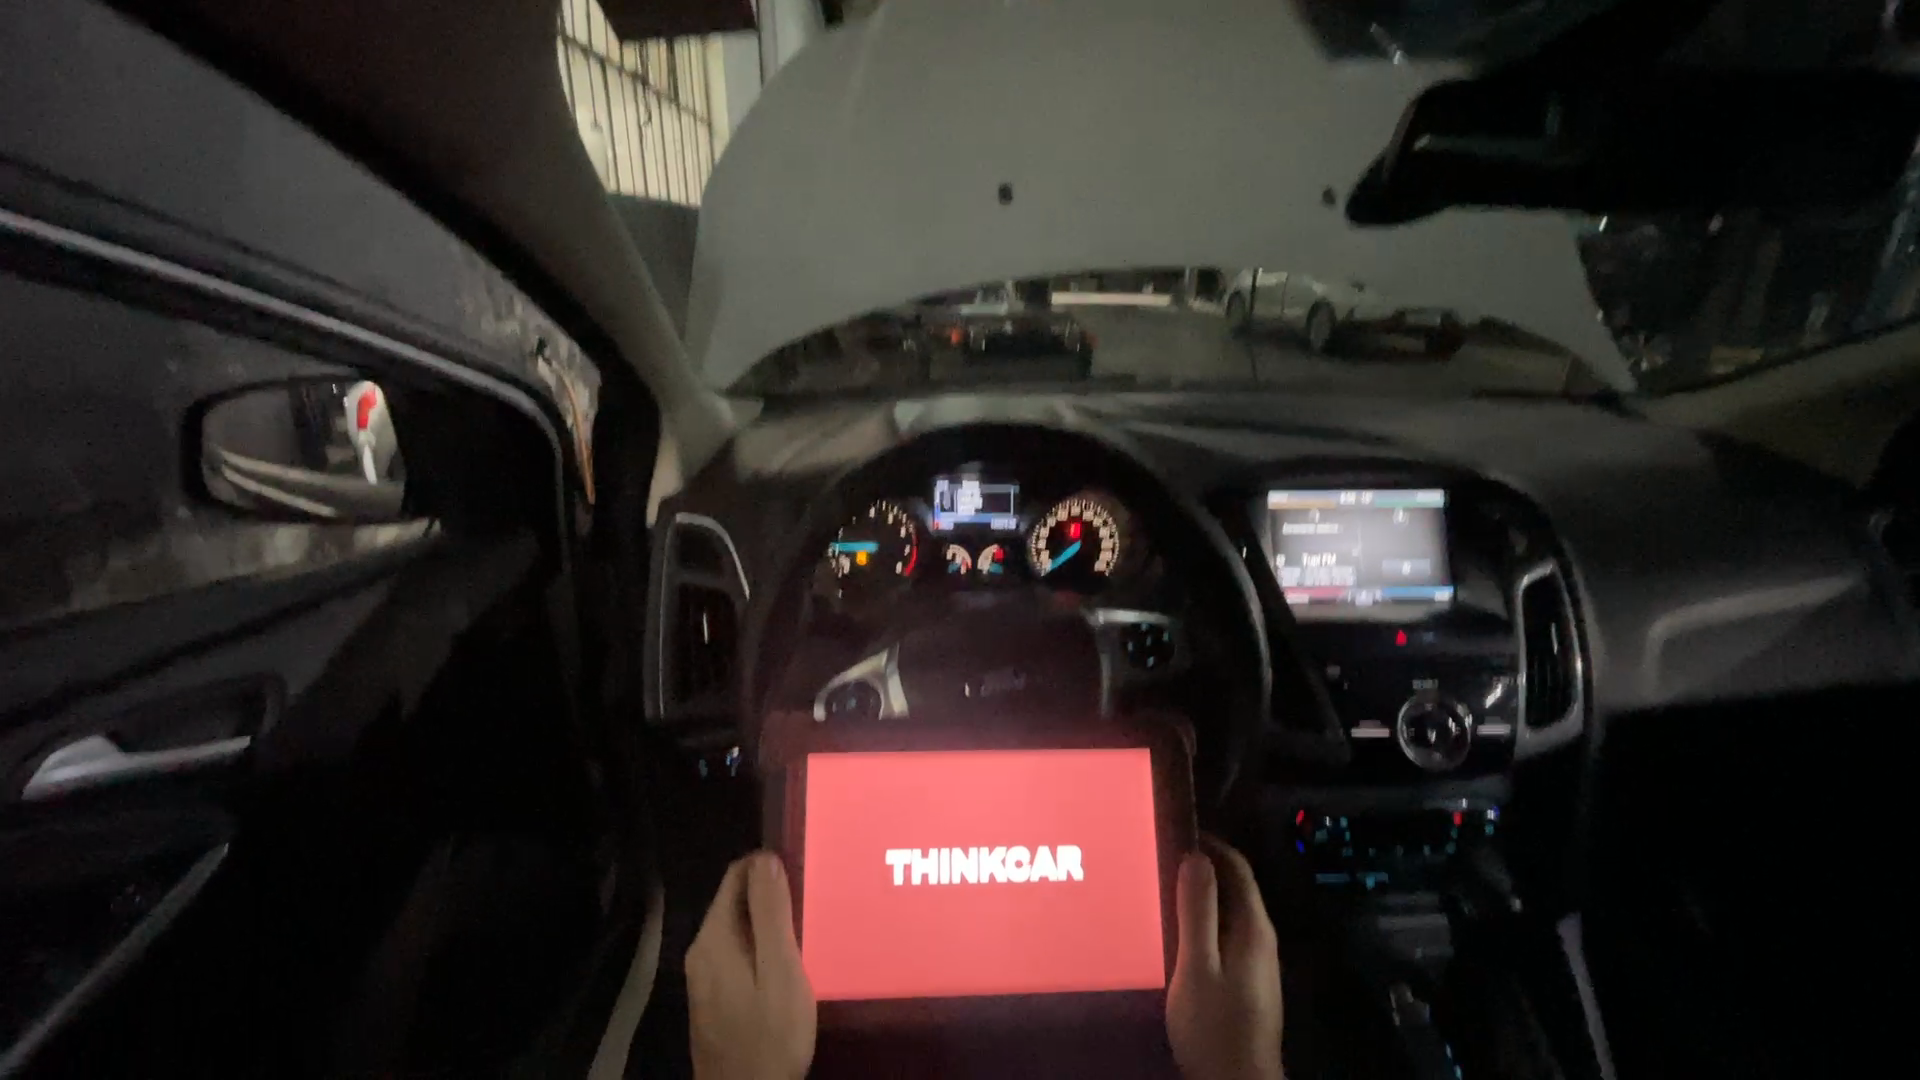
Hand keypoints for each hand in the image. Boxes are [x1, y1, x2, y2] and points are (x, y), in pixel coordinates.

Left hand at [687, 851, 816, 1079]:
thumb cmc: (770, 1036)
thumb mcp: (780, 970)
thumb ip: (771, 914)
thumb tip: (765, 858)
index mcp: (713, 939)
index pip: (736, 875)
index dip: (768, 864)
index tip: (803, 867)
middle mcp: (701, 951)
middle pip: (735, 899)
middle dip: (770, 891)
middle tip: (811, 897)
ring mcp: (704, 977)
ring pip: (738, 926)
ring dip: (768, 918)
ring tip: (806, 923)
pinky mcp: (714, 998)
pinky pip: (738, 951)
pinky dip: (762, 944)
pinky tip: (787, 958)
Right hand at [1167, 836, 1283, 1079]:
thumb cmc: (1215, 1026)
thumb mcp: (1197, 965)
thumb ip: (1197, 910)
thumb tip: (1195, 856)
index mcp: (1253, 927)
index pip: (1237, 867)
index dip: (1209, 843)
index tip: (1173, 830)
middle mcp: (1260, 937)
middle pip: (1233, 886)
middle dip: (1199, 866)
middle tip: (1157, 856)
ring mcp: (1255, 961)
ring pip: (1227, 910)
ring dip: (1197, 894)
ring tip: (1157, 887)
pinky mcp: (1244, 980)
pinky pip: (1222, 933)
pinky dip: (1199, 920)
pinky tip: (1172, 930)